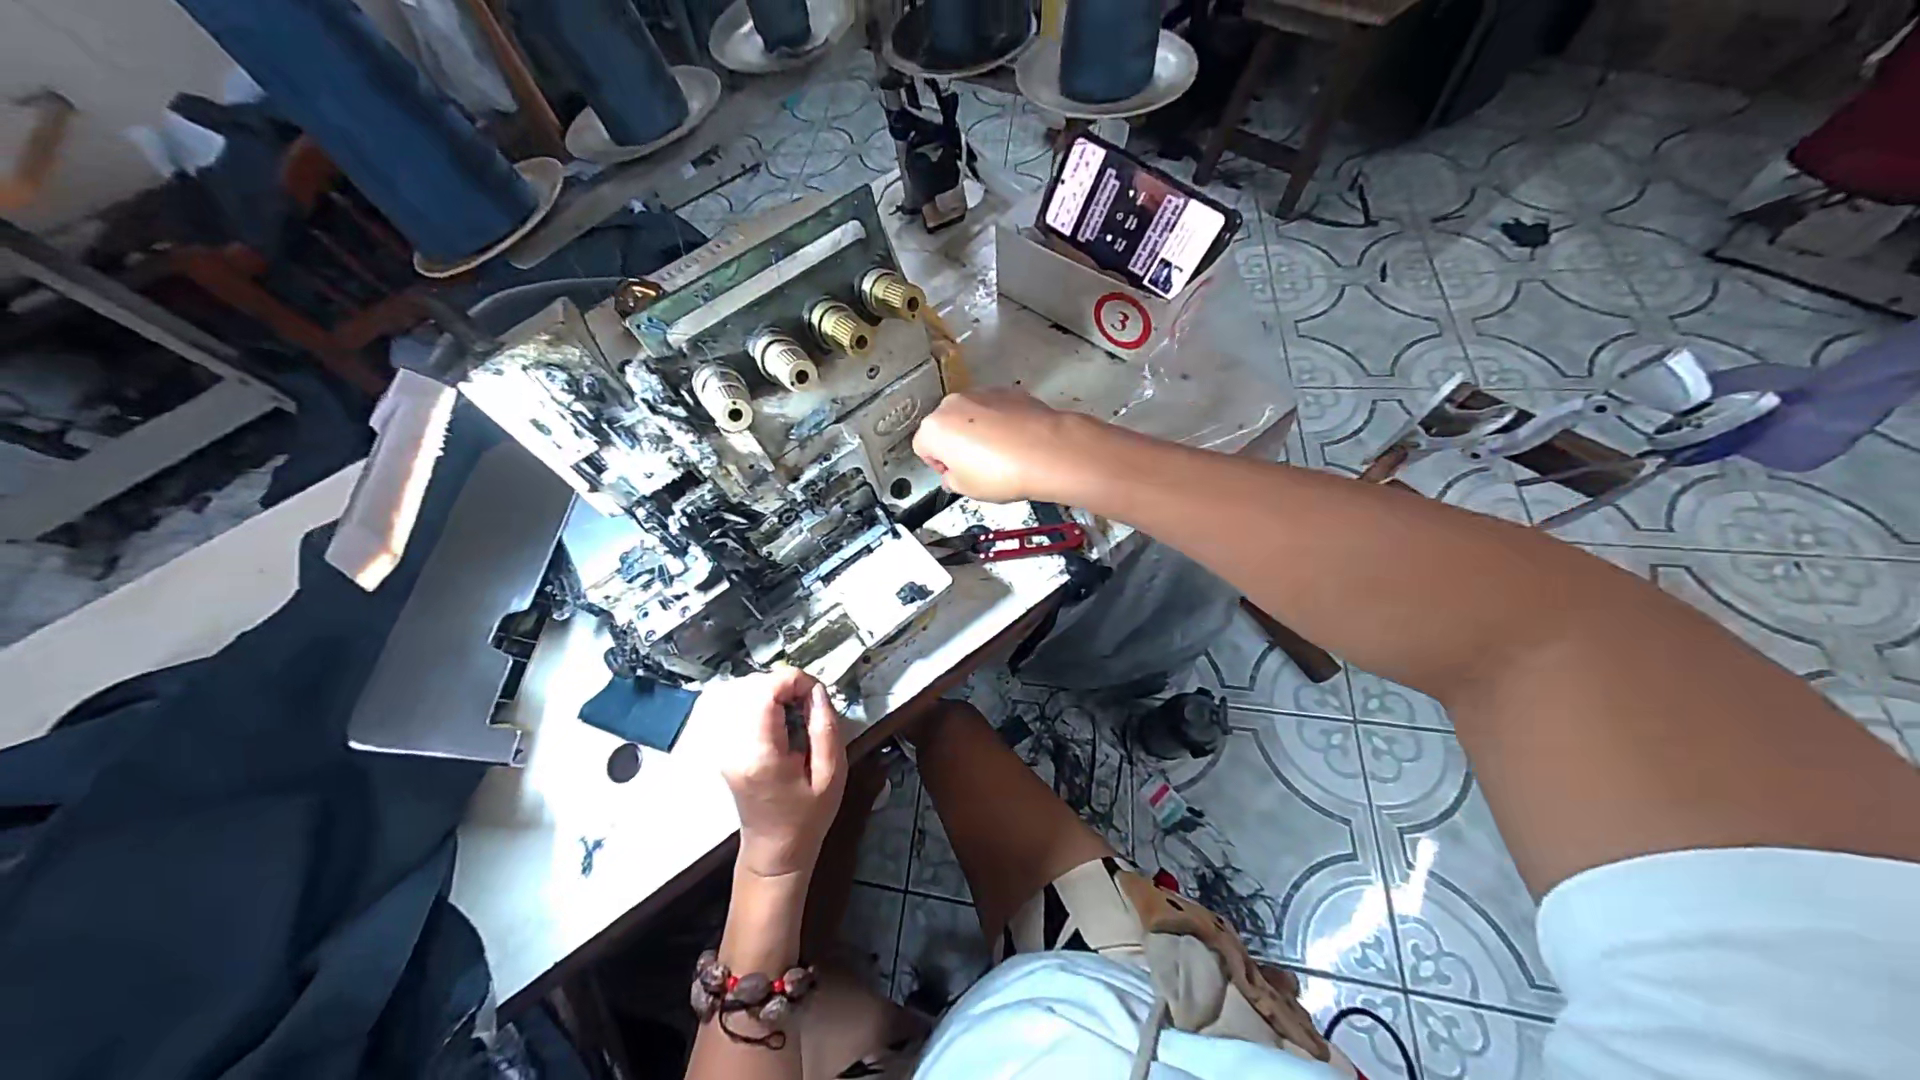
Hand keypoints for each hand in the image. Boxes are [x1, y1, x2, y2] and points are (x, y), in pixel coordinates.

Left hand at [685, 667, 845, 878]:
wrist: (774, 851)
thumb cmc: (806, 817)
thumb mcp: (832, 774)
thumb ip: (826, 727)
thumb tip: (817, 691)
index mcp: (760, 754)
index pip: (764, 692)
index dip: (793, 680)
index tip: (816, 692)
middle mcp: (733, 746)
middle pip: (750, 687)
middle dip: (784, 684)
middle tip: (809, 701)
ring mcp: (724, 747)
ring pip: (742, 693)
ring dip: (772, 691)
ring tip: (796, 708)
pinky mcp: (724, 747)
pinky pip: (738, 708)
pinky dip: (761, 702)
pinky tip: (780, 717)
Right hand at [911, 389, 1106, 503]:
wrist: (1047, 452)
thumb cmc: (1006, 470)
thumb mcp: (966, 489)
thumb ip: (950, 480)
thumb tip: (954, 476)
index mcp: (934, 428)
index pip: (922, 448)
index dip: (937, 465)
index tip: (952, 475)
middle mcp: (954, 404)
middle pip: (945, 427)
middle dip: (956, 446)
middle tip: (976, 469)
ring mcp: (982, 394)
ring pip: (970, 416)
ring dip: (978, 433)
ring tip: (998, 458)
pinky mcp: (1007, 392)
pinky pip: (994, 410)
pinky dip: (999, 423)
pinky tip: (1013, 444)